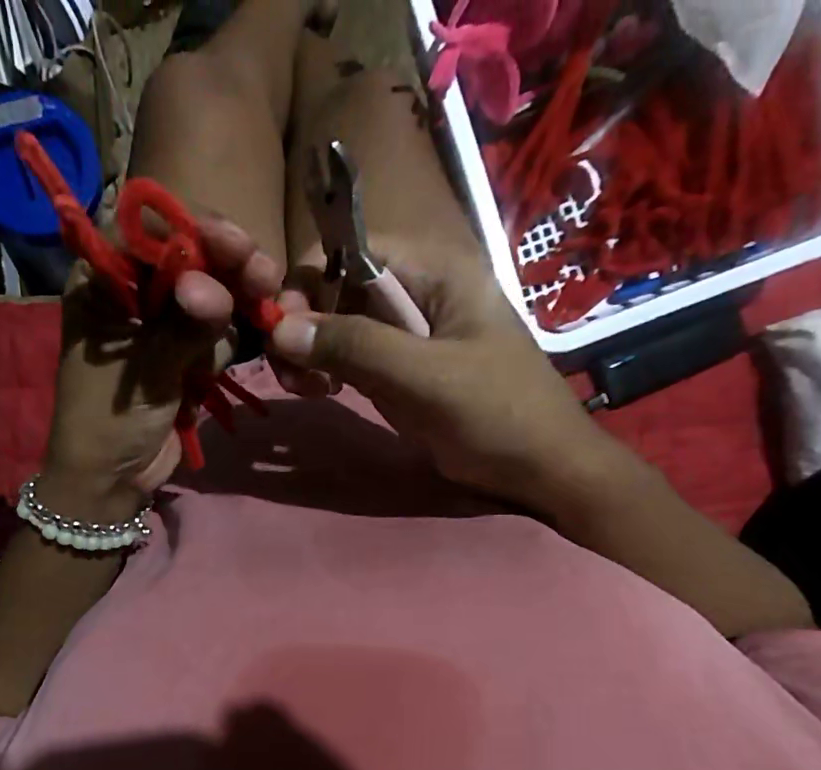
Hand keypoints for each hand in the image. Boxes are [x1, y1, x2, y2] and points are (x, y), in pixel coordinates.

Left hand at [42, 216, 283, 517]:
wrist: (113, 480)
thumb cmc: (108, 422)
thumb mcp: (144, 369)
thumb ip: (183, 325)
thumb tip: (215, 288)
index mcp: (100, 283)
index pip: (144, 233)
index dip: (189, 229)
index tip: (231, 241)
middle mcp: (133, 294)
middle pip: (186, 258)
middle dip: (226, 262)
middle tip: (262, 271)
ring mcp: (164, 324)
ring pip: (211, 292)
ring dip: (241, 294)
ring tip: (268, 296)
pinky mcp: (188, 352)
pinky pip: (220, 329)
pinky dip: (239, 329)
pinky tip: (264, 323)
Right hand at [267, 239, 608, 512]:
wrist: (542, 469)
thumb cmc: (497, 415)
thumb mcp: (426, 378)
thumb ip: (355, 346)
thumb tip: (278, 327)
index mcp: (435, 270)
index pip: (348, 250)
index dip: (307, 284)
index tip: (284, 336)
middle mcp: (418, 289)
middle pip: (336, 286)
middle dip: (306, 324)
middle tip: (294, 376)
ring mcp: (410, 329)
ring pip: (339, 323)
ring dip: (313, 351)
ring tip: (310, 389)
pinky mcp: (403, 365)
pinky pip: (353, 355)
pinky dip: (330, 370)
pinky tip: (324, 392)